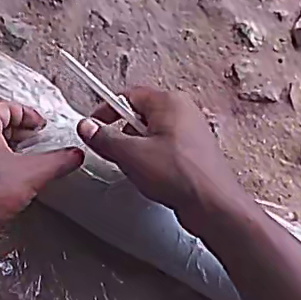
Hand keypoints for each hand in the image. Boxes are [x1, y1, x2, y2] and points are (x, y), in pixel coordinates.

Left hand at [0, 102, 84, 232]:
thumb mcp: (34, 173)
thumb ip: (58, 161)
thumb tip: (73, 156)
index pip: (6, 107)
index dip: (28, 114)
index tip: (40, 125)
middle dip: (16, 130)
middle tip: (33, 139)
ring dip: (2, 146)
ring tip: (20, 158)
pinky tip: (2, 178)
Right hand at [76, 85, 249, 227]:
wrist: (211, 204)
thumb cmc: (181, 175)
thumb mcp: (131, 155)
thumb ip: (105, 138)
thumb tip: (88, 128)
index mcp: (169, 103)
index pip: (129, 95)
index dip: (107, 110)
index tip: (94, 126)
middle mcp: (183, 113)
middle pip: (140, 114)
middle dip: (121, 133)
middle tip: (113, 149)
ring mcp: (190, 133)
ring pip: (151, 133)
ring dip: (136, 149)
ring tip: (134, 166)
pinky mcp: (191, 153)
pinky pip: (163, 149)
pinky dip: (150, 159)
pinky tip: (149, 176)